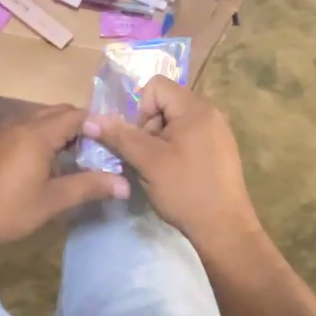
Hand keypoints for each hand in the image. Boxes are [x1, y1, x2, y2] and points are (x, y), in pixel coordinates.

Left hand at [0, 105, 128, 244]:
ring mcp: (1, 129)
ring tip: (72, 153)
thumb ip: (89, 186)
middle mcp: (19, 122)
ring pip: (38, 116)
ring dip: (57, 128)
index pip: (75, 115)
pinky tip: (43, 158)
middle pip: (57, 111)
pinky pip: (22, 125)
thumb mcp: (53, 201)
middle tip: (95, 148)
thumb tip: (125, 185)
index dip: (96, 124)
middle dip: (78, 124)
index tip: (111, 141)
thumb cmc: (10, 210)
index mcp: (36, 133)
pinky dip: (39, 133)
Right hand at [80, 78, 262, 246]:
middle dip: (149, 127)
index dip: (141, 110)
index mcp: (196, 108)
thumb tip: (90, 118)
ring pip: (175, 122)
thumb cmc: (185, 190)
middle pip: (165, 103)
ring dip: (160, 141)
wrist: (224, 229)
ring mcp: (218, 131)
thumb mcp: (147, 161)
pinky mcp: (220, 149)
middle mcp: (211, 112)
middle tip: (150, 158)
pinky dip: (175, 149)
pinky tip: (176, 175)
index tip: (143, 141)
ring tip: (161, 169)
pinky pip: (189, 136)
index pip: (156, 86)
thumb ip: (119, 136)